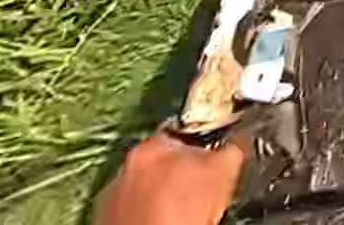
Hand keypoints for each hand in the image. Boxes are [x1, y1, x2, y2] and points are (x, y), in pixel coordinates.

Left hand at [95, 129, 246, 224]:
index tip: (213, 148)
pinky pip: (134, 206)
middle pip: (163, 156)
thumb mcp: (227, 165)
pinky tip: (168, 217)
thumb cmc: (185, 210)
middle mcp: (124, 169)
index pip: (183, 128)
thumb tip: (237, 138)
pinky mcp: (106, 223)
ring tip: (184, 201)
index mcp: (152, 146)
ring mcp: (111, 199)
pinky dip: (148, 209)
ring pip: (147, 183)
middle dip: (181, 164)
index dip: (203, 138)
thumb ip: (232, 142)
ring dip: (163, 188)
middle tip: (201, 177)